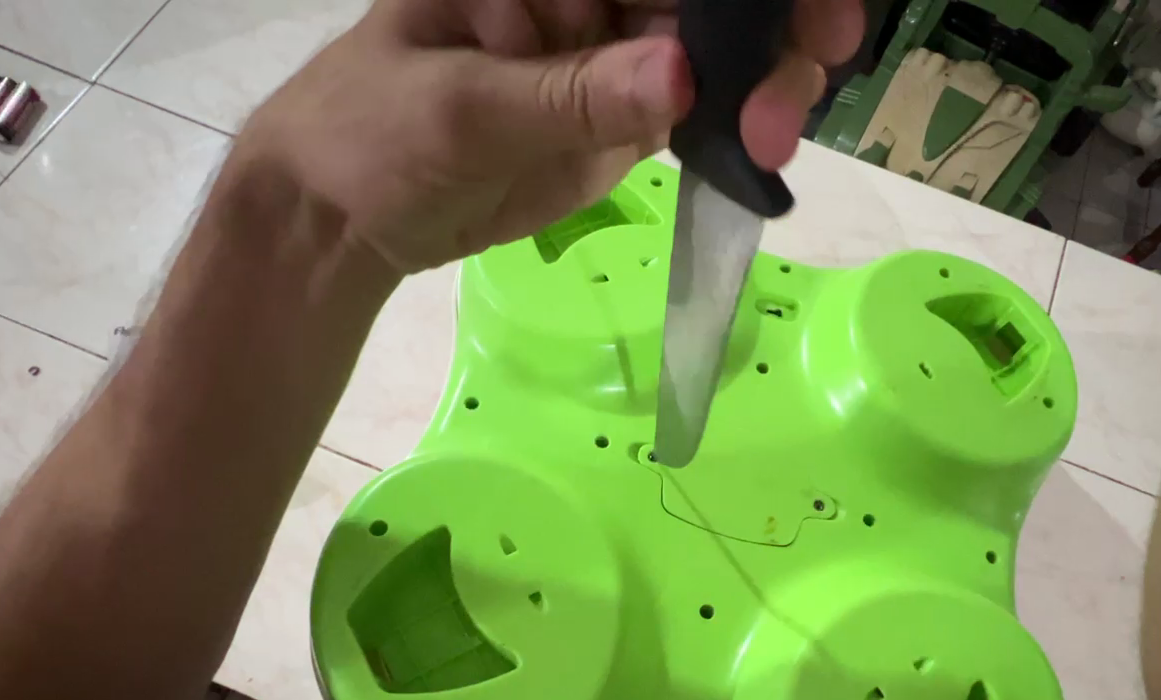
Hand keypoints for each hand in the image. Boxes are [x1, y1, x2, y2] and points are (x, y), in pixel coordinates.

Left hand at [231, 0, 862, 273]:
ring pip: (714, 53)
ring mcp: (609, 58)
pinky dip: (733, 131)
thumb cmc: (373, 134)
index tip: (802, 4)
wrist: (355, 217)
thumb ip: (571, 94)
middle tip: (806, 77)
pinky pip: (692, 117)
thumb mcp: (463, 110)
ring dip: (762, 85)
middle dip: (768, 25)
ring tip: (773, 137)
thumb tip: (682, 76)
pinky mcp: (617, 123)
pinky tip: (758, 150)